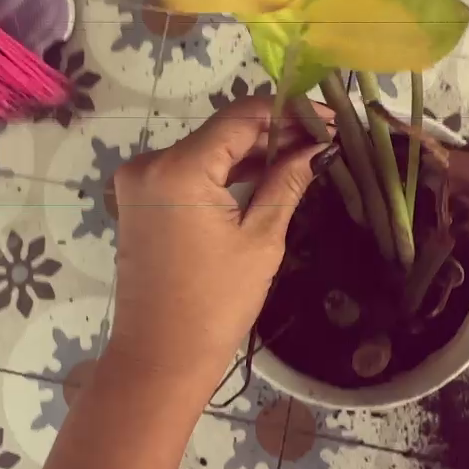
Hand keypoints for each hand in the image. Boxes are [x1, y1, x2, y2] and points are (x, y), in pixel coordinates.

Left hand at [105, 97, 324, 405]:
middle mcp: (151, 163)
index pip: (240, 117)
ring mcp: (140, 181)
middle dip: (274, 131)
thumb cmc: (216, 303)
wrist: (161, 356)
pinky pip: (190, 172)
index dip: (288, 111)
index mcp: (179, 168)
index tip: (328, 117)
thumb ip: (285, 182)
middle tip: (323, 137)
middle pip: (222, 131)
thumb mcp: (260, 239)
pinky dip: (224, 172)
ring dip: (251, 152)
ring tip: (304, 152)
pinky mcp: (141, 200)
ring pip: (207, 151)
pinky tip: (265, 171)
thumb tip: (317, 148)